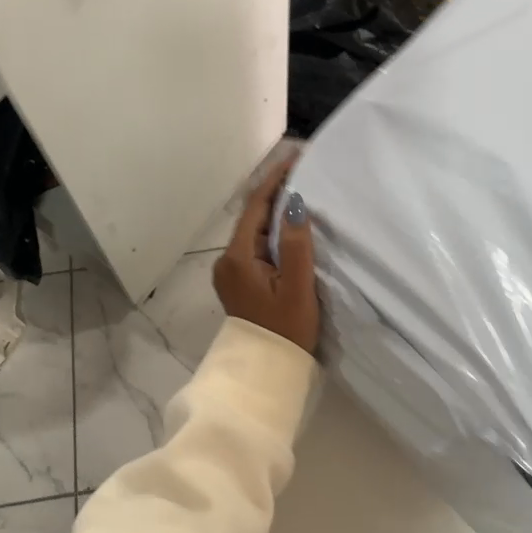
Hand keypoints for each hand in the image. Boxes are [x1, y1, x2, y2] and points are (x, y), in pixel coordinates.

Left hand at [213, 157, 318, 354]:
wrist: (266, 373)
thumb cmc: (284, 330)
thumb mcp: (296, 287)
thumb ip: (297, 244)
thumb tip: (296, 203)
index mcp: (237, 257)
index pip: (256, 207)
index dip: (275, 180)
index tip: (295, 159)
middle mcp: (227, 260)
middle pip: (253, 217)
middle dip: (276, 193)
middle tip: (304, 172)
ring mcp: (232, 271)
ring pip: (255, 231)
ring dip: (275, 212)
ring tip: (302, 192)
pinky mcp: (241, 282)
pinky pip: (256, 246)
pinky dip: (273, 232)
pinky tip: (291, 227)